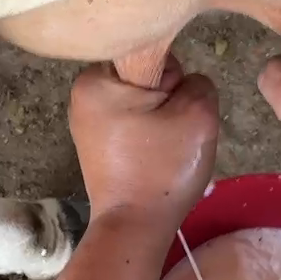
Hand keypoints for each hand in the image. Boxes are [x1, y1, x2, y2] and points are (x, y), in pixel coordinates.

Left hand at [69, 55, 218, 235]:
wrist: (135, 227)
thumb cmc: (162, 169)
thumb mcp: (198, 113)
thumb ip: (198, 81)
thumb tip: (184, 86)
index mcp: (96, 78)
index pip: (151, 52)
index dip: (174, 80)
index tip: (173, 112)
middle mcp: (82, 94)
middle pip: (145, 77)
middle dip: (166, 101)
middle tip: (171, 134)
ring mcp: (86, 122)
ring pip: (142, 103)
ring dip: (160, 121)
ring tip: (163, 150)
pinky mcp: (94, 145)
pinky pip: (132, 125)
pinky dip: (147, 138)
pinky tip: (151, 160)